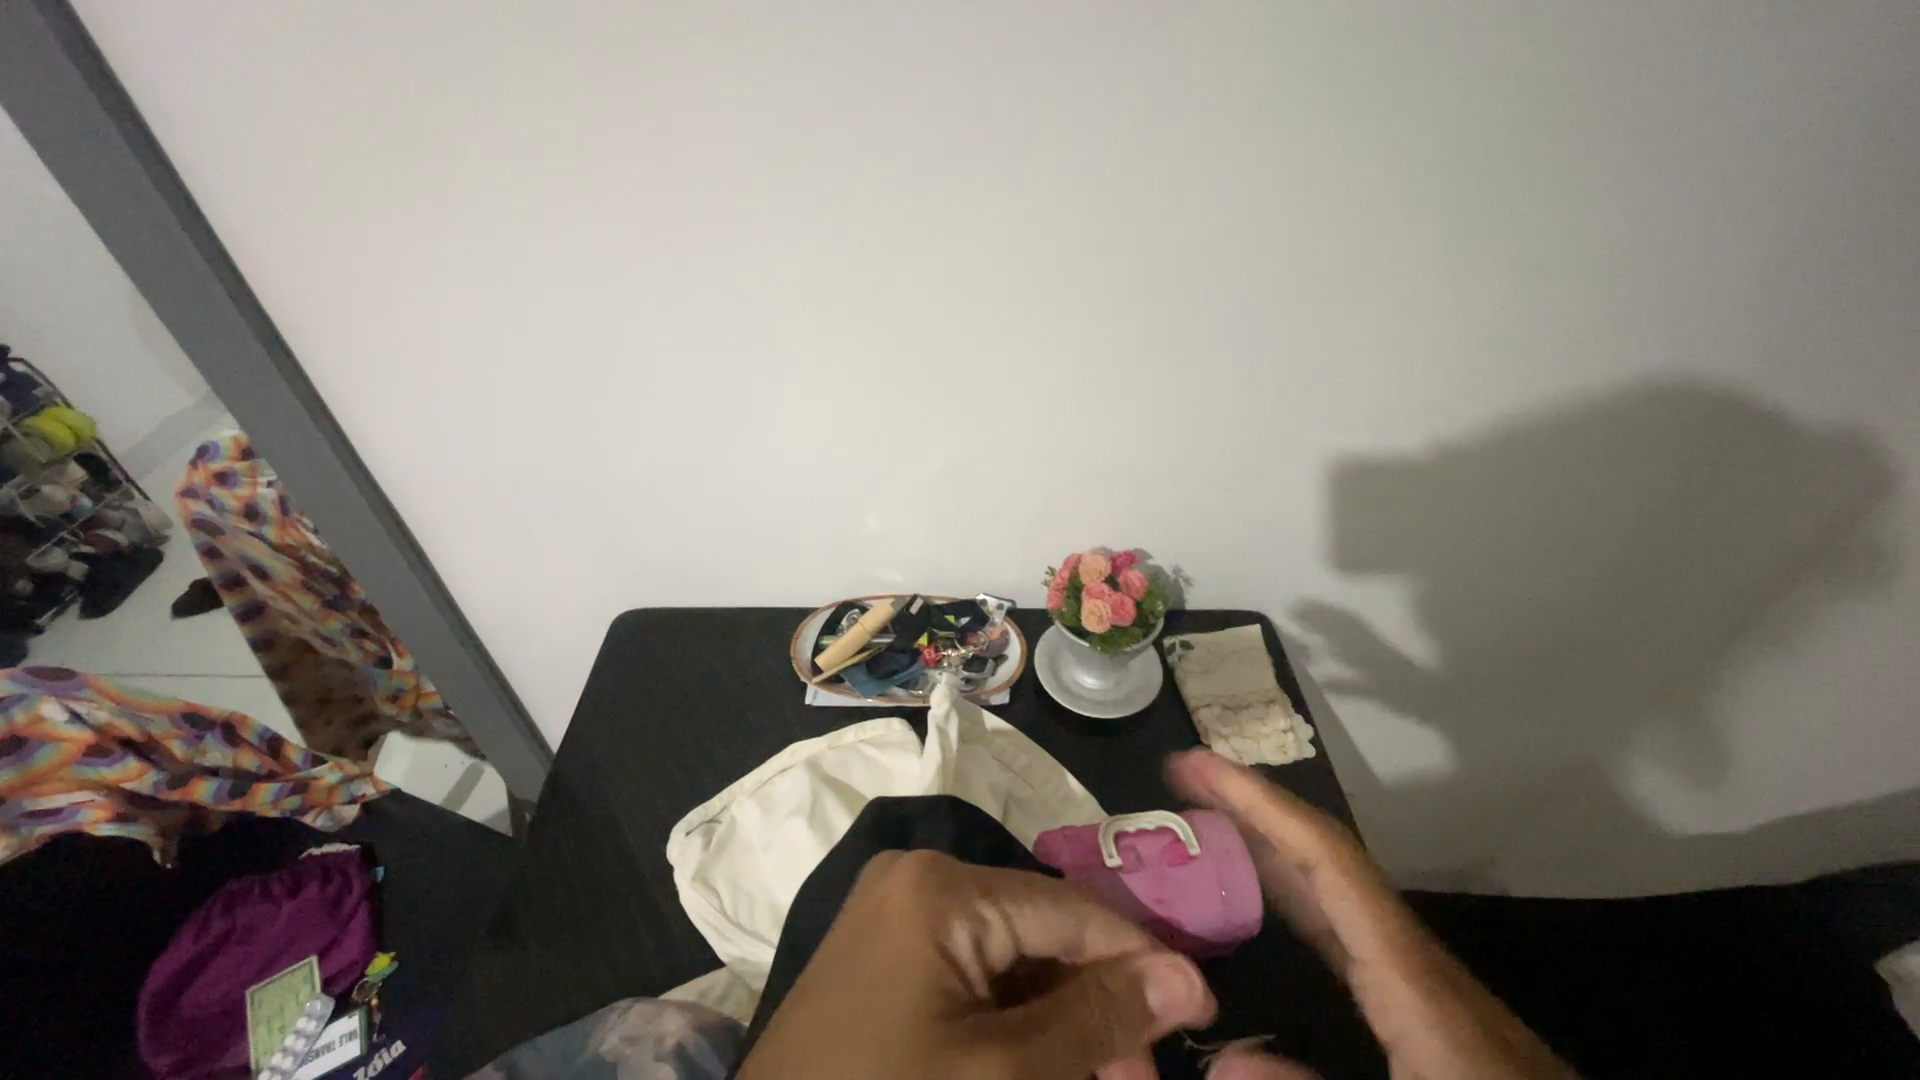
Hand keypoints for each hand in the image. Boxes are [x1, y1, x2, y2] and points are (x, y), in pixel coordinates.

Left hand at [736, 849, 1217, 1079]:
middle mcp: (917, 879)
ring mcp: (894, 914)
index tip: (1202, 1009)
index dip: (1141, 958)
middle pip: (1039, 933)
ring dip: (1059, 1019)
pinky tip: (1042, 1062)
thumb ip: (1099, 1017)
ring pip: (1009, 958)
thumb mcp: (1006, 1073)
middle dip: (1096, 1005)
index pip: (1069, 909)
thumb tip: (1187, 976)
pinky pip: (970, 973)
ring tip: (1104, 1079)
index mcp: (941, 885)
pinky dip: (1011, 1019)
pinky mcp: (884, 953)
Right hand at [1167, 751, 1573, 1079]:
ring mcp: (1416, 975)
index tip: (1201, 767)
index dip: (1262, 807)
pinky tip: (1265, 895)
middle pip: (1324, 856)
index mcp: (1410, 978)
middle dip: (1253, 807)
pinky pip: (1341, 921)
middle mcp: (1411, 956)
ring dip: (1270, 842)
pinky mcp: (1418, 1000)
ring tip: (1207, 817)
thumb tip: (1218, 1062)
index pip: (1327, 861)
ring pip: (1333, 885)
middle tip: (1183, 777)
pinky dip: (1293, 891)